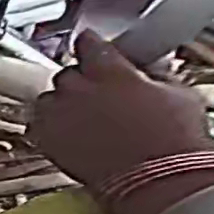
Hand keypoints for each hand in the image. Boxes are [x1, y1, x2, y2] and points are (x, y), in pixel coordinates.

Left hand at [27, 30, 209, 188]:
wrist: (152, 173)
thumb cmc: (172, 135)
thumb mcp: (177, 92)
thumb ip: (153, 75)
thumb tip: (145, 68)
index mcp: (111, 73)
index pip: (90, 46)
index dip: (88, 42)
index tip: (86, 40)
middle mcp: (78, 90)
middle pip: (66, 74)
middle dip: (79, 78)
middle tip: (94, 89)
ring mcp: (56, 114)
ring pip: (48, 98)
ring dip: (60, 101)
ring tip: (80, 112)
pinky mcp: (43, 138)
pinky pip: (36, 123)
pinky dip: (47, 122)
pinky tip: (66, 129)